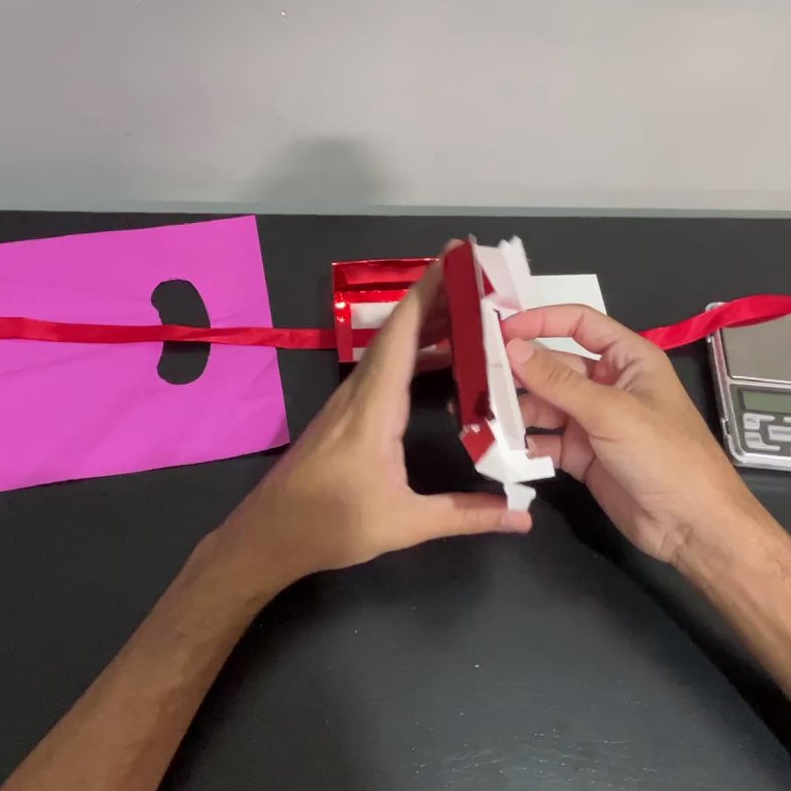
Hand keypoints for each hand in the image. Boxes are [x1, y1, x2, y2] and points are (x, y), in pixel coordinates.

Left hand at [208, 246, 531, 590]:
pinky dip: (412, 355)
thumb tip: (521, 516)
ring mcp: (347, 403)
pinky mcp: (343, 417)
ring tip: (471, 313)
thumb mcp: (404, 523)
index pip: (404, 331)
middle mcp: (359, 393)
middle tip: (483, 279)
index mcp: (374, 406)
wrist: (269, 536)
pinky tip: (438, 362)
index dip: (431, 288)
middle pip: (399, 332)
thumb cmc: (331, 524)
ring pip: (389, 351)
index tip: (458, 254)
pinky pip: (382, 371)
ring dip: (427, 327)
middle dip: (439, 298)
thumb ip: (464, 516)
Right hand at [500, 305, 773, 564]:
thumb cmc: (664, 455)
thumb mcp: (609, 412)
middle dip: (519, 372)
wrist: (691, 524)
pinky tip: (502, 447)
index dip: (541, 321)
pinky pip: (545, 441)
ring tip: (483, 417)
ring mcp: (594, 422)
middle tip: (478, 379)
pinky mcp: (582, 456)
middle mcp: (608, 385)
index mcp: (628, 359)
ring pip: (545, 405)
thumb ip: (557, 381)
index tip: (501, 331)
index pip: (579, 324)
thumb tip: (512, 347)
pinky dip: (525, 444)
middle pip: (554, 366)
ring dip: (516, 410)